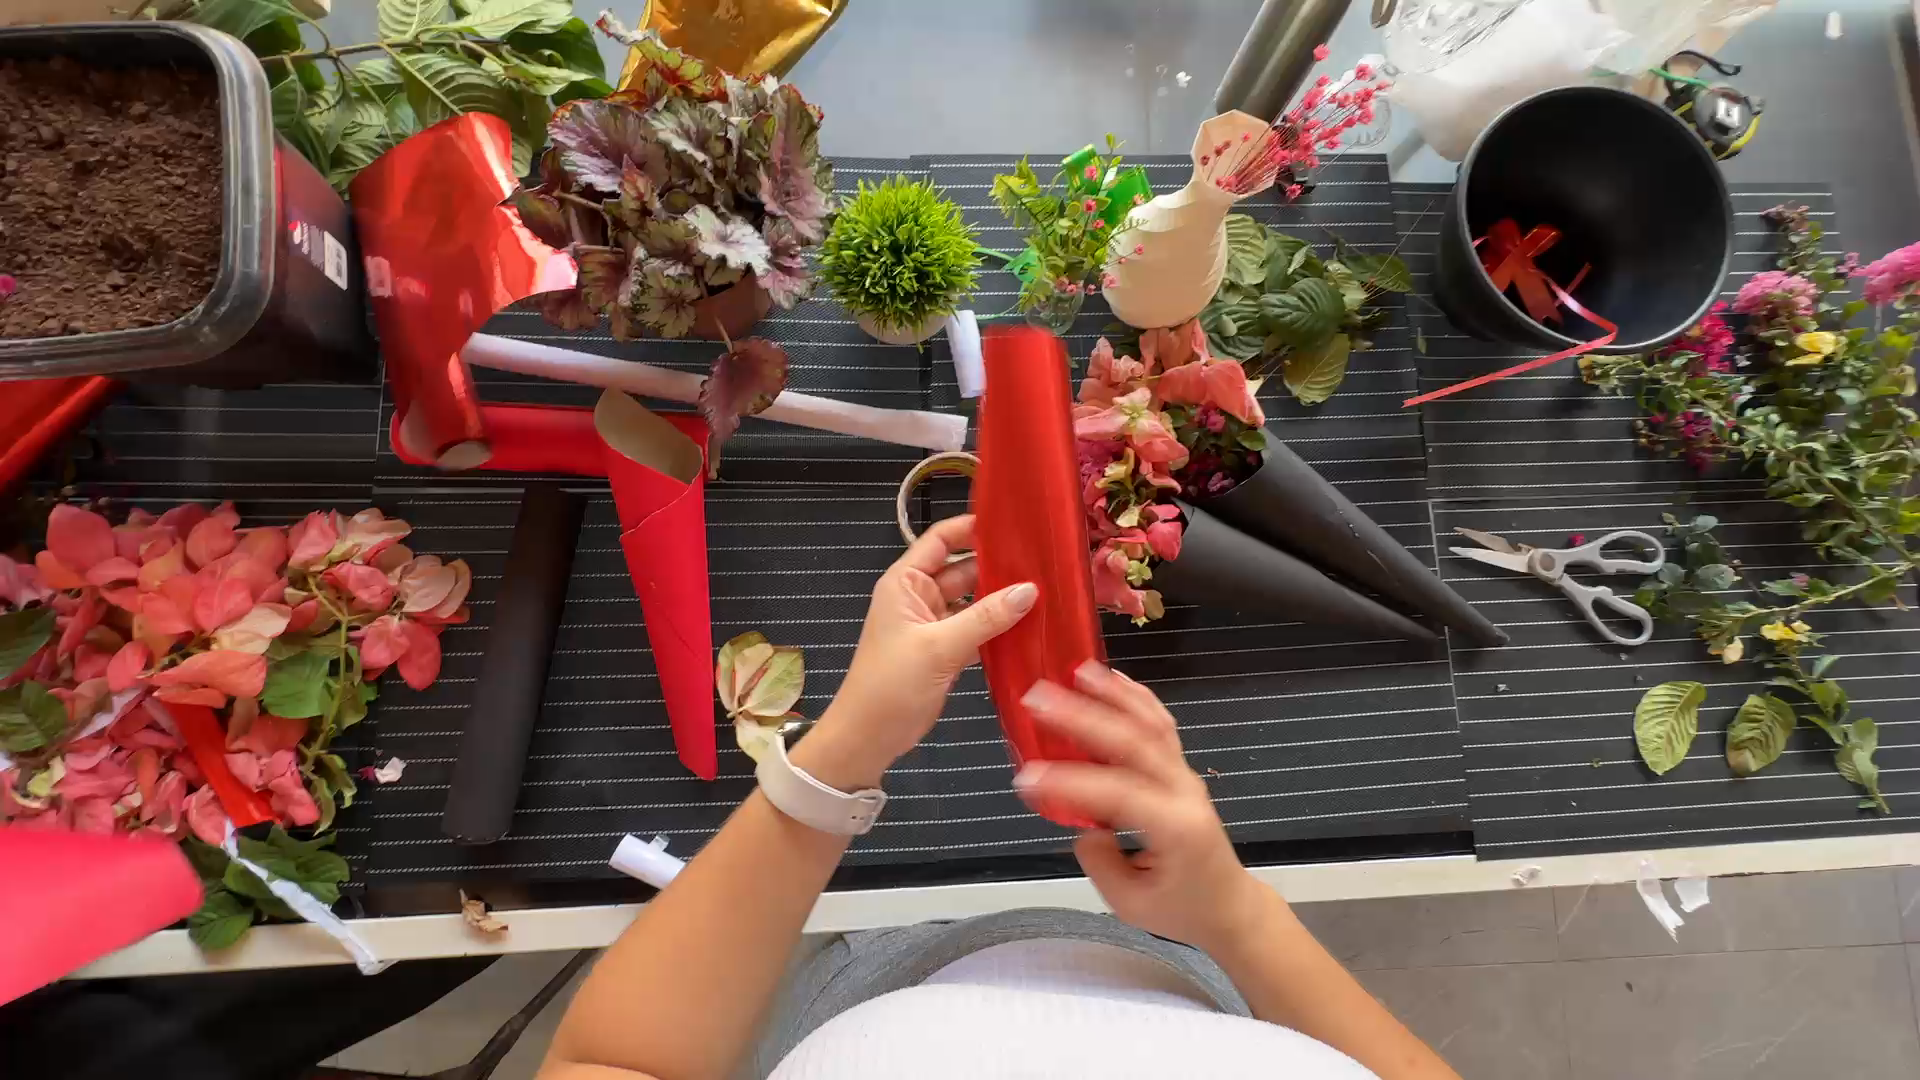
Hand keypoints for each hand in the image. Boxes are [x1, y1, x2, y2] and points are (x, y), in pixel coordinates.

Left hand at [796, 515, 1035, 789]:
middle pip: (963, 569)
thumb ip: (985, 617)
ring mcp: (933, 623)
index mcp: (905, 582)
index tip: (1012, 525)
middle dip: (997, 565)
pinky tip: (1030, 623)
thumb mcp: (939, 647)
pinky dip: (997, 626)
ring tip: (1046, 588)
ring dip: (1001, 597)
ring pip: (973, 600)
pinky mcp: (945, 649)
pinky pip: (976, 627)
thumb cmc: (891, 684)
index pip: (940, 539)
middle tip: (1042, 561)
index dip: (972, 528)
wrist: (867, 739)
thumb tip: (1030, 590)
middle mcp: (919, 595)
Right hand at [1014, 662, 1274, 952]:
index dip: (1071, 782)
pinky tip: (1112, 676)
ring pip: (1149, 723)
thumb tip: (1083, 822)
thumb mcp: (1131, 903)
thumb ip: (1100, 860)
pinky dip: (1135, 695)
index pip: (1119, 794)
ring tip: (1077, 671)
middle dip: (1084, 717)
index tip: (1026, 777)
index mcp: (1175, 828)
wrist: (1229, 904)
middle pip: (1133, 742)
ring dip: (1111, 694)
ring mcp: (1184, 773)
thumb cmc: (1181, 909)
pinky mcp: (1180, 765)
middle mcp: (1183, 790)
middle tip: (1039, 699)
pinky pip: (1159, 723)